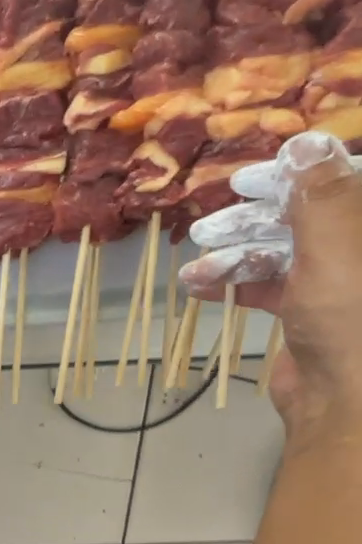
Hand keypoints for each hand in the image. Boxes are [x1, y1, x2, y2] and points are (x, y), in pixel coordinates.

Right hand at [181, 132, 361, 433]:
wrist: (350, 400)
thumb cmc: (355, 321)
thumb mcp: (337, 251)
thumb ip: (324, 197)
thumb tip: (307, 142)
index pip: (350, 183)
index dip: (303, 175)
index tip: (251, 178)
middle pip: (317, 215)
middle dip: (260, 219)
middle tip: (213, 224)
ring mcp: (349, 281)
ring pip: (291, 250)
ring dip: (239, 253)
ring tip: (198, 262)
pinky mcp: (320, 310)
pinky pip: (276, 284)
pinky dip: (237, 282)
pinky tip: (200, 286)